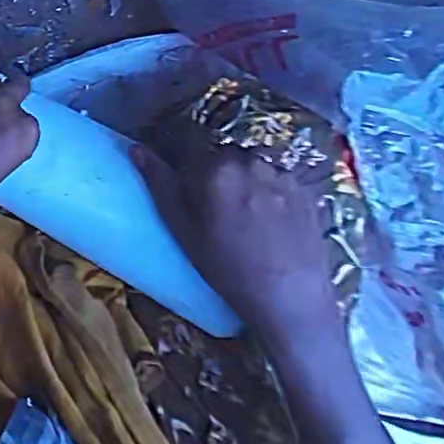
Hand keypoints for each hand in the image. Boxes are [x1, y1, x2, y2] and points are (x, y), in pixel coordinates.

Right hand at [134, 142, 343, 339]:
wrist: (291, 298)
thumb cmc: (228, 268)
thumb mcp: (183, 230)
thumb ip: (160, 184)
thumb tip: (137, 148)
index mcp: (216, 168)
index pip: (189, 146)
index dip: (185, 168)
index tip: (187, 190)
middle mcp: (251, 160)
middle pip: (221, 157)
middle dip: (214, 176)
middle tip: (214, 212)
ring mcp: (282, 172)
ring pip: (250, 167)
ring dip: (243, 183)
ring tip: (246, 220)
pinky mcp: (305, 187)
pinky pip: (276, 179)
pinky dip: (268, 193)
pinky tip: (270, 223)